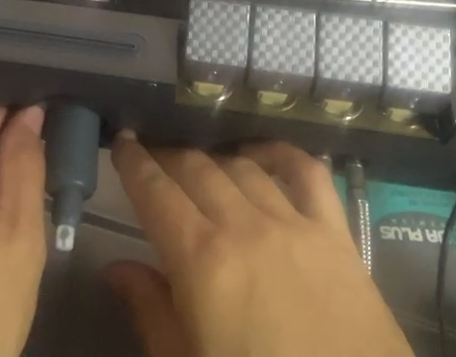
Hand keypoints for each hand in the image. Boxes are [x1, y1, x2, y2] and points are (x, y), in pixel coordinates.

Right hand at [106, 136, 413, 356]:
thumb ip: (151, 312)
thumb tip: (117, 268)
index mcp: (201, 260)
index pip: (155, 191)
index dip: (133, 162)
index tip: (121, 142)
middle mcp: (245, 227)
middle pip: (196, 168)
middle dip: (167, 157)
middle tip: (151, 159)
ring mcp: (295, 225)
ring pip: (242, 166)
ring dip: (213, 159)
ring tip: (199, 166)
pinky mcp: (338, 236)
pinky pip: (308, 174)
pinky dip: (281, 153)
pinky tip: (261, 155)